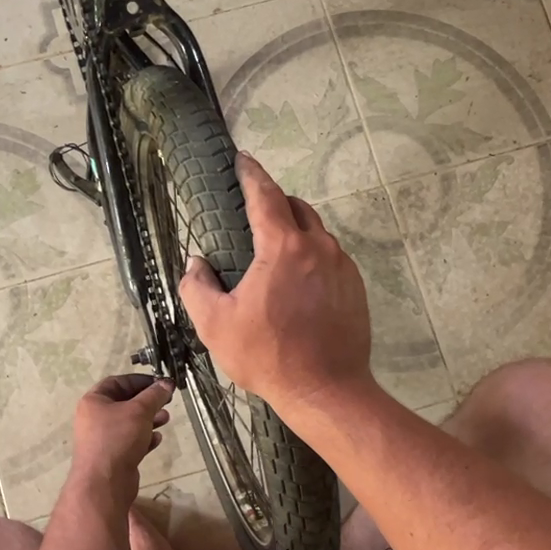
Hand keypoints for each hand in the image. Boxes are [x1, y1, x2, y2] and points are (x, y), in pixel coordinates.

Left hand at [68, 373, 175, 510]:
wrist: (104, 482)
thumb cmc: (118, 438)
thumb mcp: (139, 410)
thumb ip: (154, 395)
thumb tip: (166, 383)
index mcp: (94, 401)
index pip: (117, 382)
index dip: (139, 380)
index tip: (160, 383)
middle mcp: (95, 418)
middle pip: (124, 403)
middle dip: (147, 402)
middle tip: (167, 401)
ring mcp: (103, 438)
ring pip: (129, 423)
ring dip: (149, 419)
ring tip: (166, 418)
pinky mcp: (112, 456)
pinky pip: (130, 441)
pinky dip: (144, 438)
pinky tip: (157, 439)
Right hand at [178, 153, 373, 413]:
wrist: (326, 390)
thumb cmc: (268, 356)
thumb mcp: (215, 325)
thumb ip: (197, 288)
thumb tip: (196, 264)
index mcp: (283, 248)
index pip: (266, 196)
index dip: (251, 174)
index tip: (242, 159)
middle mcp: (318, 248)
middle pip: (296, 207)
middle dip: (274, 201)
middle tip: (253, 210)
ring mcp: (342, 267)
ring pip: (316, 233)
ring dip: (294, 231)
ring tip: (273, 250)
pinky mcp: (354, 287)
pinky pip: (329, 258)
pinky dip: (311, 257)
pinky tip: (296, 282)